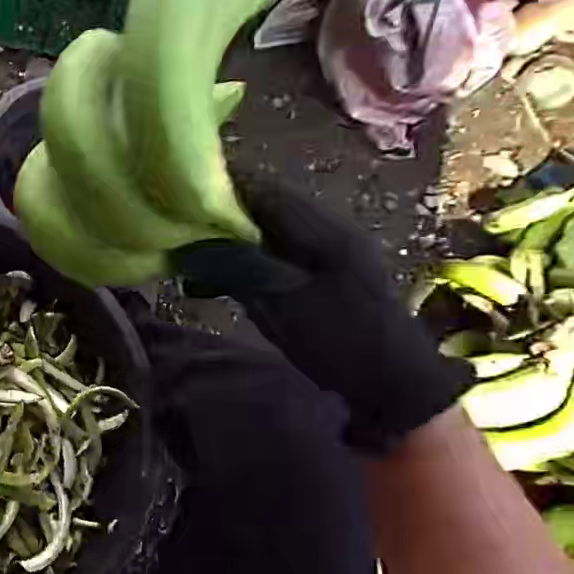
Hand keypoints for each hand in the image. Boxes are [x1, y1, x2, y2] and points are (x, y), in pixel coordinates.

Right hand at [175, 178, 469, 454]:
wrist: (394, 385)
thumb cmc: (339, 342)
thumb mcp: (283, 305)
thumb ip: (241, 267)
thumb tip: (195, 245)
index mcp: (324, 230)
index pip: (265, 190)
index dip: (223, 187)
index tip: (180, 195)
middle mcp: (329, 228)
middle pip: (266, 206)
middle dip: (222, 213)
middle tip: (180, 227)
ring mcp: (330, 250)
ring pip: (269, 230)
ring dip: (231, 238)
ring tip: (192, 254)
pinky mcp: (325, 272)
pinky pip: (277, 252)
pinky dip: (246, 259)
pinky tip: (217, 279)